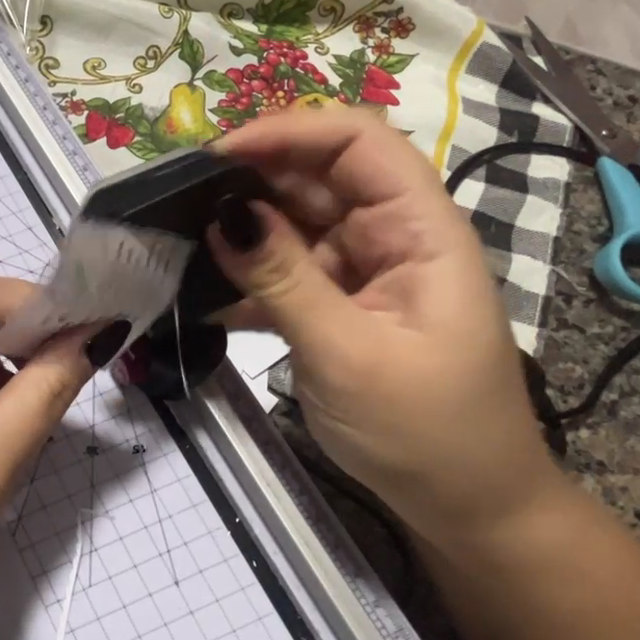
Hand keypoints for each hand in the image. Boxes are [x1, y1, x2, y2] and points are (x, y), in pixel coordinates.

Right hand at [205, 109, 564, 545]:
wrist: (466, 506)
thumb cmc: (425, 429)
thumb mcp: (347, 353)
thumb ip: (283, 279)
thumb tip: (223, 214)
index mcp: (419, 230)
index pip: (358, 144)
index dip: (288, 133)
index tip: (214, 156)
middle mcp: (389, 236)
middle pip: (316, 176)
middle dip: (248, 177)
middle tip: (175, 200)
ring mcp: (360, 270)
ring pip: (290, 221)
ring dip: (236, 226)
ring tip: (174, 238)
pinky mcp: (334, 304)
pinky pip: (281, 269)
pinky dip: (240, 274)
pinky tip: (196, 288)